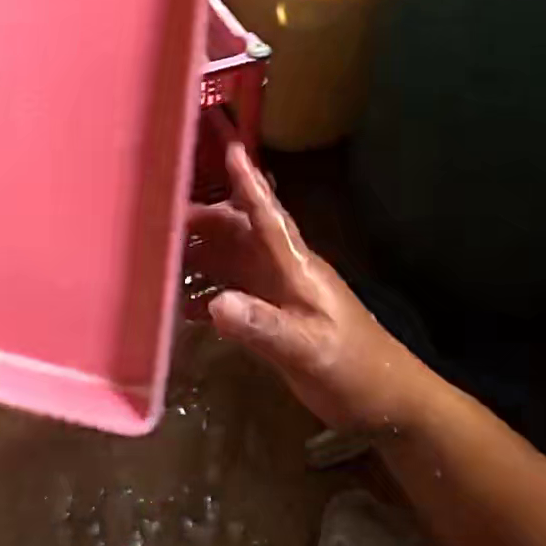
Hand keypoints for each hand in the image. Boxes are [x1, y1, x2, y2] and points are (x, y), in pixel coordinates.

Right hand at [186, 144, 431, 430]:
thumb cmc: (352, 368)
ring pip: (234, 259)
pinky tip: (182, 305)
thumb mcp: (307, 349)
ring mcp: (279, 292)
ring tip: (162, 253)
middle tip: (163, 216)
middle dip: (206, 218)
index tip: (229, 146)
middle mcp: (283, 270)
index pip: (268, 215)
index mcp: (296, 266)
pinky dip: (209, 294)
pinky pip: (235, 294)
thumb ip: (262, 326)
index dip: (248, 181)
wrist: (384, 400)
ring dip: (202, 253)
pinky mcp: (274, 315)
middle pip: (241, 231)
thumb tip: (214, 303)